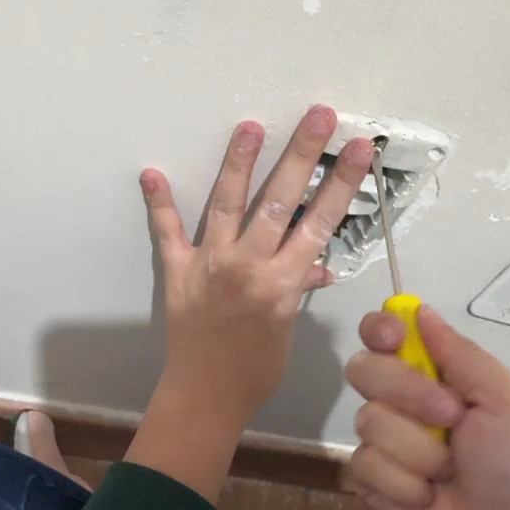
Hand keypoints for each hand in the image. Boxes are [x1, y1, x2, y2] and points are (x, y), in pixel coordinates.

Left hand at [125, 105, 374, 500]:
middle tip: (319, 115)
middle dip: (302, 155)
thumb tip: (317, 264)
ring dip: (239, 163)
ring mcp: (211, 265)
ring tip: (250, 125)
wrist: (207, 394)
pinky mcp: (178, 272)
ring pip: (227, 204)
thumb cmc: (256, 368)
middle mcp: (249, 265)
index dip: (341, 182)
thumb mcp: (288, 328)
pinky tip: (151, 173)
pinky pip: (168, 233)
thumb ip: (299, 287)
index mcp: (283, 282)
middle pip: (280, 201)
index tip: (358, 148)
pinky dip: (159, 204)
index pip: (320, 222)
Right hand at [343, 306, 509, 509]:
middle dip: (408, 394)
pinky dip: (402, 483)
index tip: (391, 339)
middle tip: (450, 419)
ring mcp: (384, 441)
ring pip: (368, 420)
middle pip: (365, 368)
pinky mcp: (368, 479)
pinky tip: (426, 499)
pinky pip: (364, 464)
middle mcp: (404, 401)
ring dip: (417, 451)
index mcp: (440, 375)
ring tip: (448, 474)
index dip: (381, 328)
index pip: (388, 333)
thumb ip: (463, 355)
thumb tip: (420, 311)